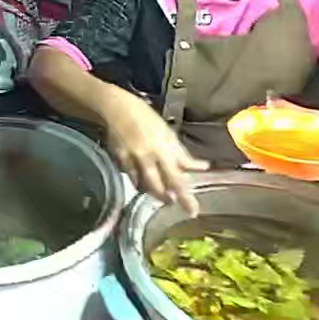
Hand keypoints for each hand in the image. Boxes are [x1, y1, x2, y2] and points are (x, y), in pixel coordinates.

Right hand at [103, 89, 208, 211]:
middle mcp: (150, 156)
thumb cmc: (146, 118)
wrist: (118, 108)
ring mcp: (133, 158)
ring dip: (154, 193)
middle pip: (161, 185)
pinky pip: (131, 175)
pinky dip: (138, 182)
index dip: (186, 197)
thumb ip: (182, 154)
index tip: (193, 211)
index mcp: (165, 149)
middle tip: (174, 204)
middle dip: (169, 199)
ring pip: (145, 184)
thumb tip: (200, 167)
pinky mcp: (119, 158)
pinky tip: (142, 184)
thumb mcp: (168, 134)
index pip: (178, 179)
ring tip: (161, 196)